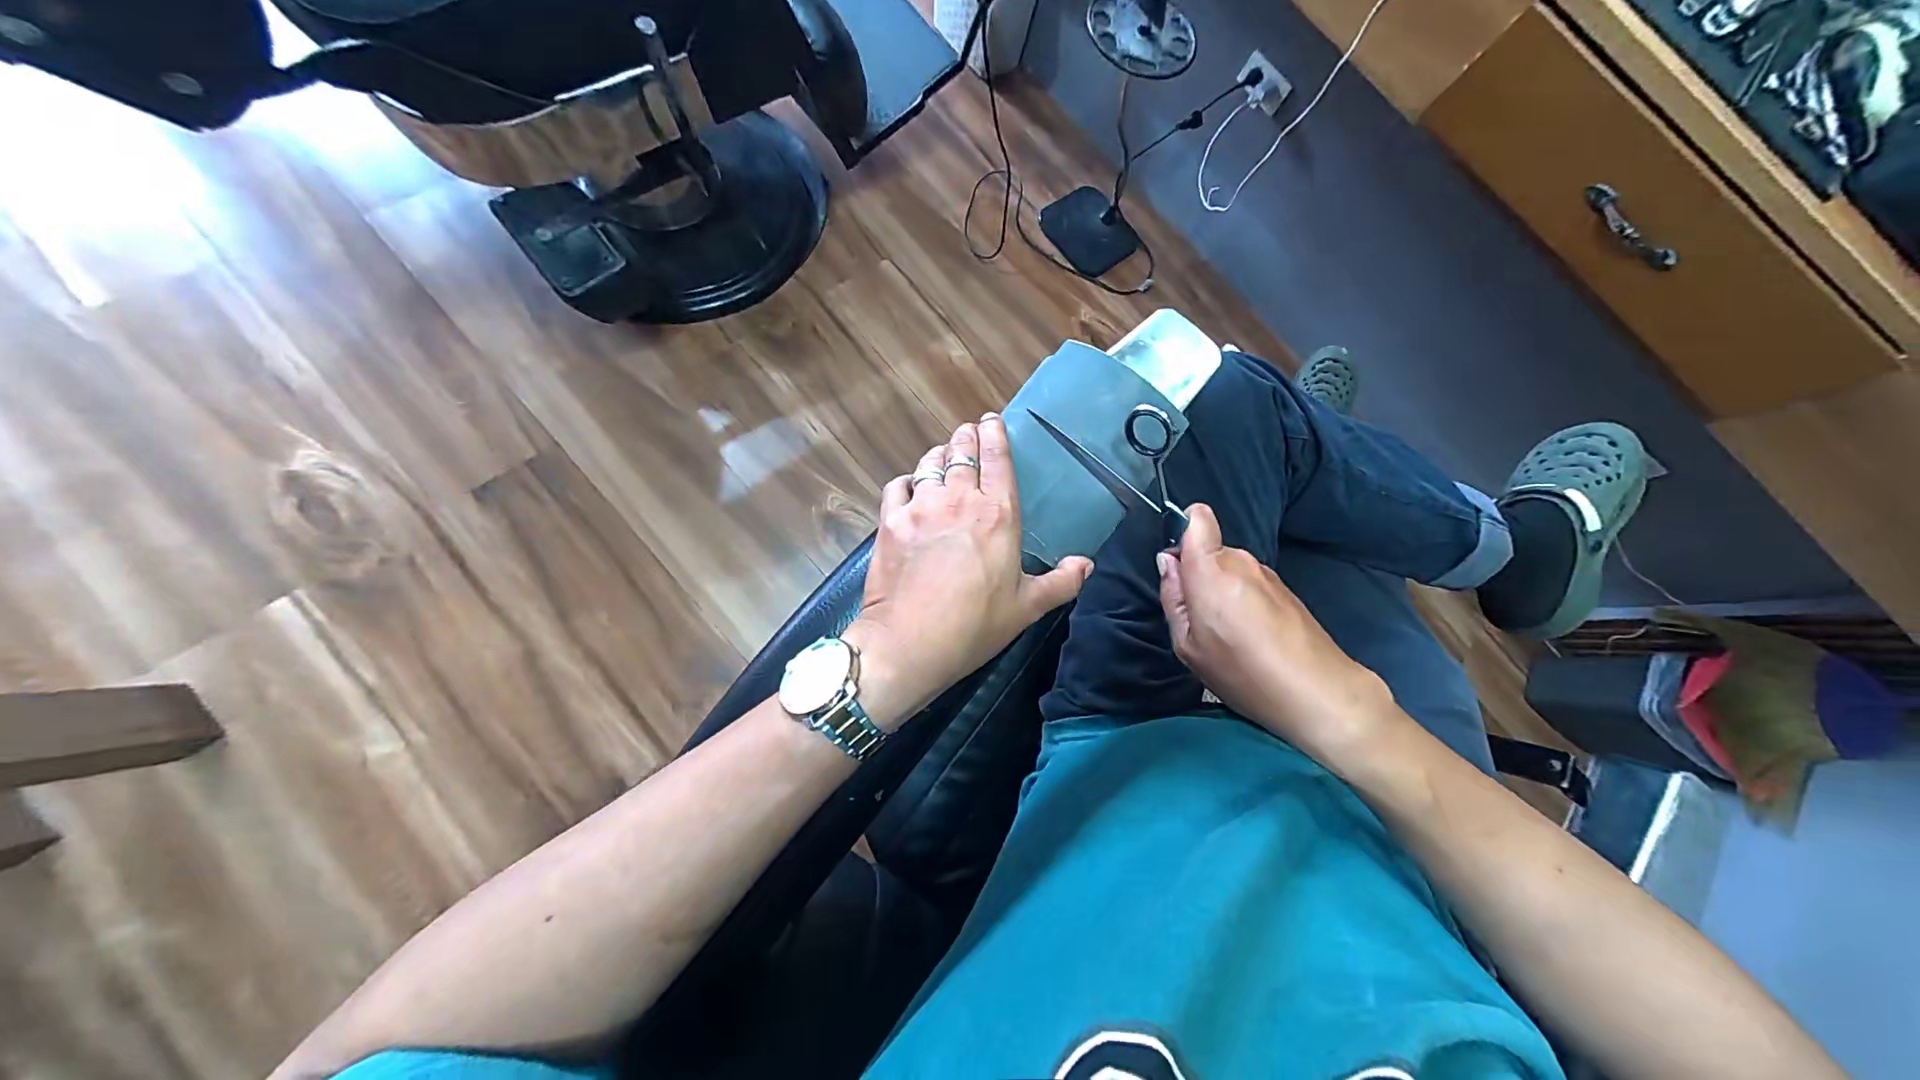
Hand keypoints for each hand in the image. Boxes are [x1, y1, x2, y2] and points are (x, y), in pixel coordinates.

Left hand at [845, 414, 1093, 726]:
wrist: (909, 642)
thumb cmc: (975, 626)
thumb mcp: (1027, 608)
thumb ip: (1061, 583)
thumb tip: (1086, 564)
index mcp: (997, 515)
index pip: (998, 460)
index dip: (995, 435)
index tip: (992, 420)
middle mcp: (958, 500)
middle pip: (961, 452)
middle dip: (966, 438)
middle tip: (967, 434)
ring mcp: (920, 508)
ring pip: (929, 464)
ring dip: (938, 455)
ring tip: (943, 454)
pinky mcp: (890, 522)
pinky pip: (897, 486)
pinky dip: (906, 481)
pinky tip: (910, 486)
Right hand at [1156, 503, 1398, 755]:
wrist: (1317, 692)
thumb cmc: (1243, 672)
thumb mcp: (1187, 645)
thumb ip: (1173, 597)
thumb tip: (1167, 563)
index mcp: (1212, 569)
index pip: (1197, 518)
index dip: (1183, 532)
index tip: (1178, 566)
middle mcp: (1241, 561)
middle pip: (1210, 551)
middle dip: (1200, 575)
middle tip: (1200, 618)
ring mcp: (1268, 574)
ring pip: (1230, 569)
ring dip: (1224, 591)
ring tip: (1229, 633)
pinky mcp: (1286, 589)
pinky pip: (1250, 584)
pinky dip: (1244, 602)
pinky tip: (1252, 636)